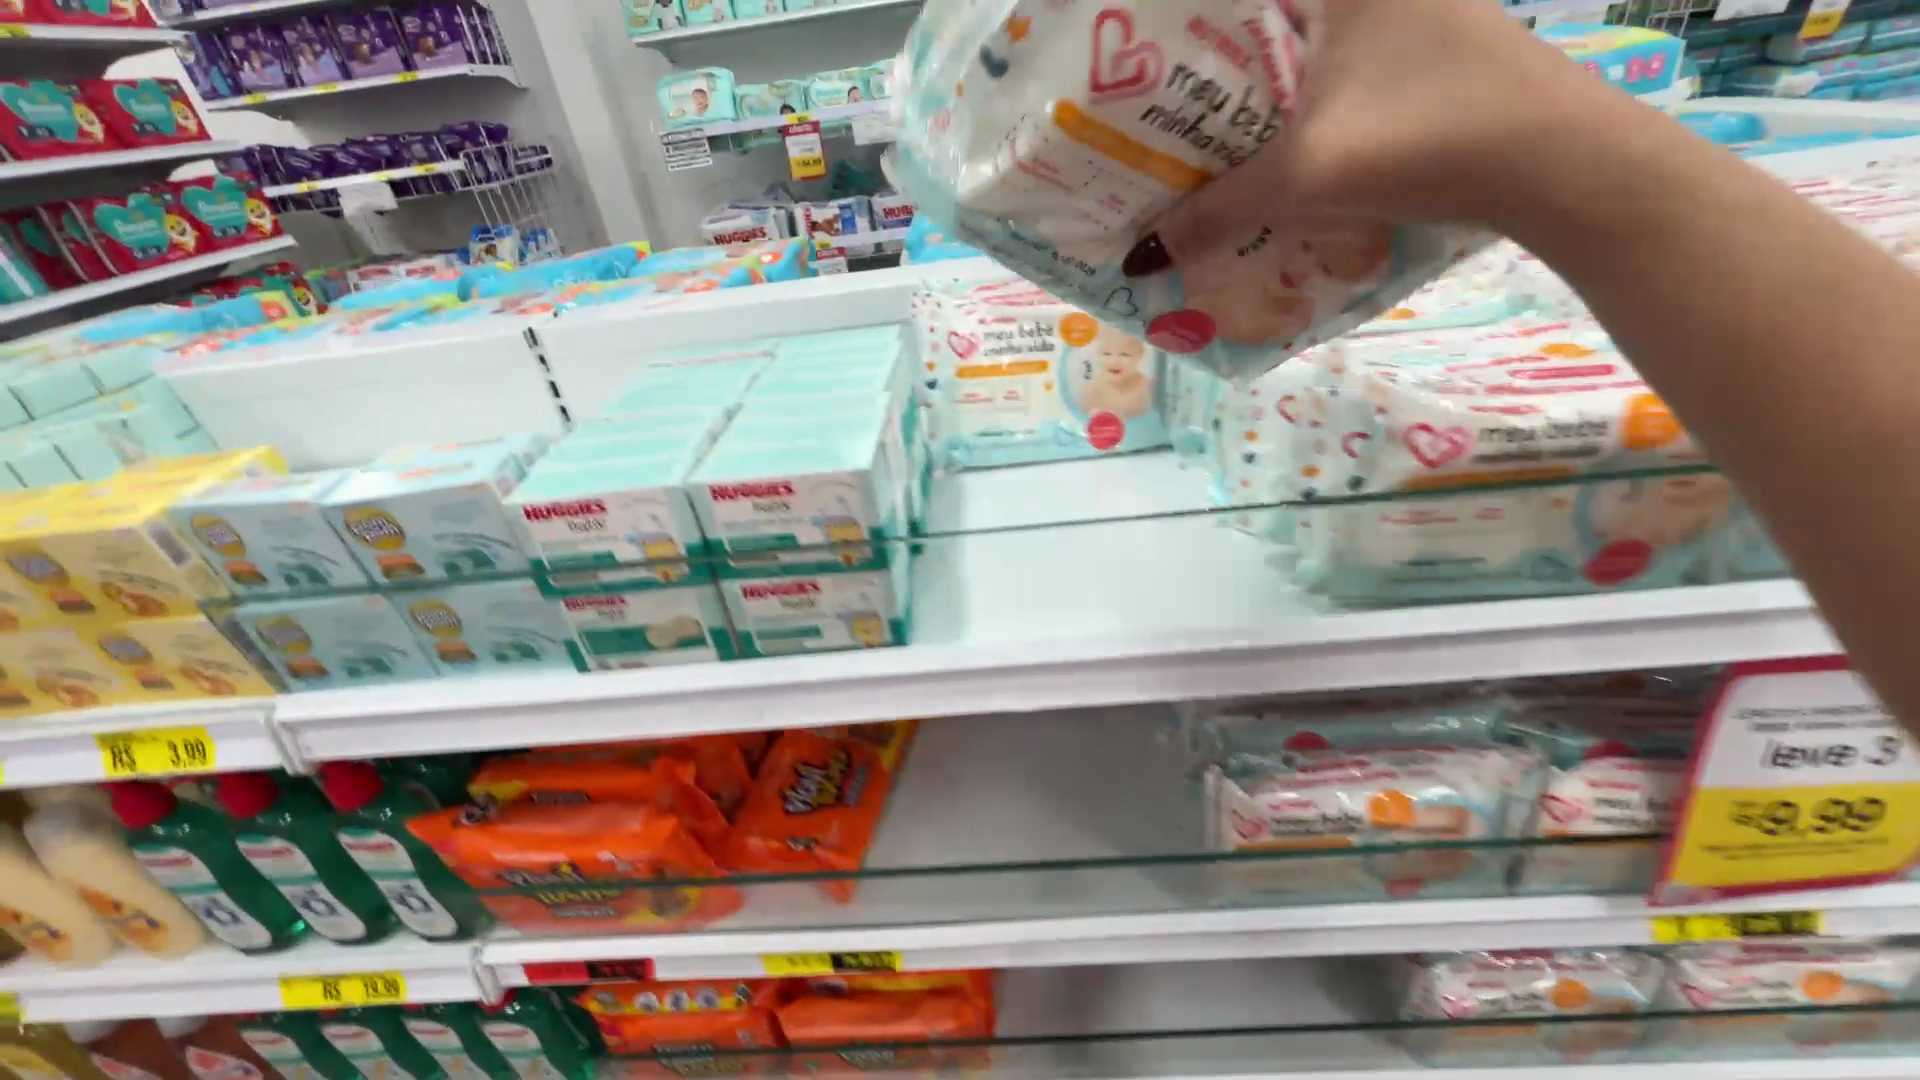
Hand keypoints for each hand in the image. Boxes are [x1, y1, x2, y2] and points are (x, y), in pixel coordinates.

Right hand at [1123, 0, 1623, 278]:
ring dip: (1242, 98)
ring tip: (1189, 142)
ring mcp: (1398, 13)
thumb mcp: (1305, 177)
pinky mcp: (1416, 51)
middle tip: (1148, 117)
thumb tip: (1138, 257)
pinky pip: (1324, 72)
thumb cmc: (1428, 138)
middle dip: (1201, 75)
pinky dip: (1286, 110)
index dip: (1168, 27)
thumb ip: (1215, 212)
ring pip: (1290, 50)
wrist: (1558, 164)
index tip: (1130, 65)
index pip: (1226, 3)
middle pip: (1256, 24)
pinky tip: (1259, 152)